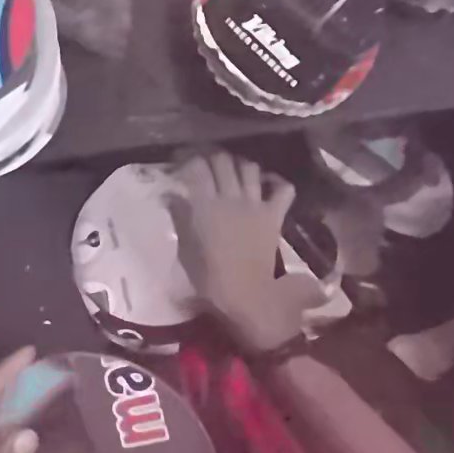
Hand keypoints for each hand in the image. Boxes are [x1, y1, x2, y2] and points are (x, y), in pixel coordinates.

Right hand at [175, 151, 326, 352]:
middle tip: (204, 163)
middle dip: (211, 157)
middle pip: (222, 161)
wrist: (246, 295)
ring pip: (249, 167)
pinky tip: (265, 183)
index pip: (196, 168)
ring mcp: (256, 204)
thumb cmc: (208, 277)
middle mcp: (231, 198)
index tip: (179, 163)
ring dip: (239, 164)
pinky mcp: (275, 215)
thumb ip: (180, 217)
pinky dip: (275, 181)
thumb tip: (171, 196)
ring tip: (231, 171)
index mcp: (205, 206)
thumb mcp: (186, 247)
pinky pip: (283, 189)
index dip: (187, 159)